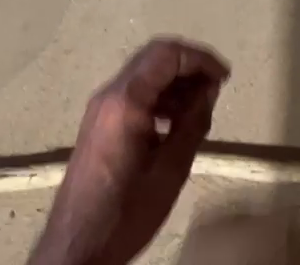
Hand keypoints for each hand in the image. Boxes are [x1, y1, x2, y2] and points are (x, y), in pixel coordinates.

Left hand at [31, 38, 230, 264]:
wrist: (75, 251)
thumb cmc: (127, 212)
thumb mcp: (171, 168)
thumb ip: (193, 121)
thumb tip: (209, 88)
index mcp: (126, 100)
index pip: (168, 54)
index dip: (201, 58)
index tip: (224, 77)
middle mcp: (110, 94)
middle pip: (155, 57)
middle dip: (189, 65)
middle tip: (215, 87)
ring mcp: (100, 109)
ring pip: (145, 74)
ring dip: (175, 81)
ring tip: (200, 109)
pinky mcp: (99, 124)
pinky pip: (134, 94)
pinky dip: (159, 96)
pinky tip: (175, 123)